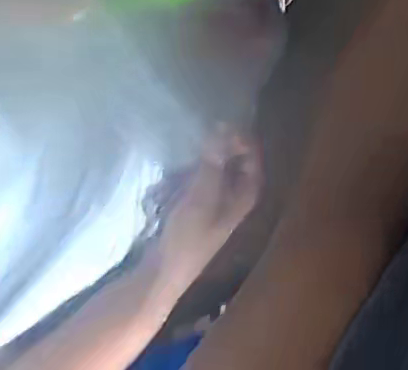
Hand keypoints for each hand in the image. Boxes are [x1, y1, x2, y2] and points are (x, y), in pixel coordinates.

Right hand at [155, 130, 263, 291]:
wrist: (155, 281)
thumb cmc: (186, 237)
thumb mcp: (202, 195)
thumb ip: (213, 161)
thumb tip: (223, 127)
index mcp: (248, 191)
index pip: (252, 152)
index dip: (238, 137)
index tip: (216, 125)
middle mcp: (236, 195)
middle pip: (227, 161)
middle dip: (204, 159)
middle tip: (185, 159)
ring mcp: (214, 204)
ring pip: (205, 173)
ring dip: (184, 174)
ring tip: (165, 184)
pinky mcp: (193, 212)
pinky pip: (188, 188)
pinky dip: (174, 188)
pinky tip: (157, 195)